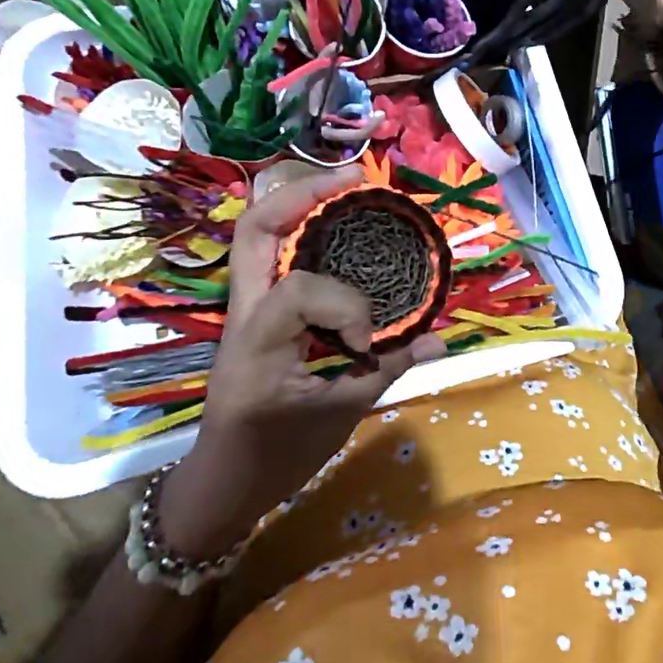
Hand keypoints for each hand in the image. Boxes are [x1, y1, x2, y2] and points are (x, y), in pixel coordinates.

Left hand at [158, 166, 442, 554]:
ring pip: (259, 234)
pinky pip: (276, 256)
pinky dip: (304, 232)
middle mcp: (245, 311)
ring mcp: (247, 307)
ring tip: (348, 190)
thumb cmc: (275, 455)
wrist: (223, 483)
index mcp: (258, 342)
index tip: (365, 342)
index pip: (299, 292)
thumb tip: (439, 340)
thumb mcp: (338, 416)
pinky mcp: (258, 311)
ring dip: (302, 204)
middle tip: (355, 179)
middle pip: (256, 228)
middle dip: (305, 194)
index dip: (345, 306)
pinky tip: (339, 230)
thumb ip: (387, 369)